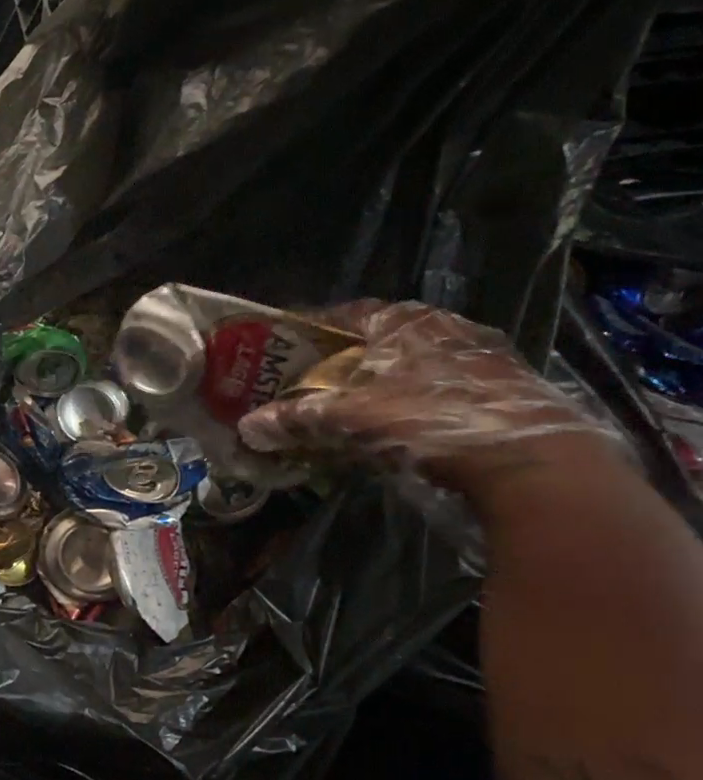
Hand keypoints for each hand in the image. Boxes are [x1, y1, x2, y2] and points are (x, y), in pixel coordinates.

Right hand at [236, 300, 622, 493]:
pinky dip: (410, 407)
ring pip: (410, 368)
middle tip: (302, 386)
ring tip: (342, 413)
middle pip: (376, 342)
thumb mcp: (350, 420)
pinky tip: (392, 431)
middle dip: (339, 363)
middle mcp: (446, 330)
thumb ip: (295, 418)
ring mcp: (484, 361)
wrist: (534, 466)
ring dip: (376, 388)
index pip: (344, 313)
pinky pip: (439, 393)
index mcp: (407, 321)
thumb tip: (246, 427)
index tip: (277, 350)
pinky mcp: (507, 395)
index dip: (307, 330)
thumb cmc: (430, 421)